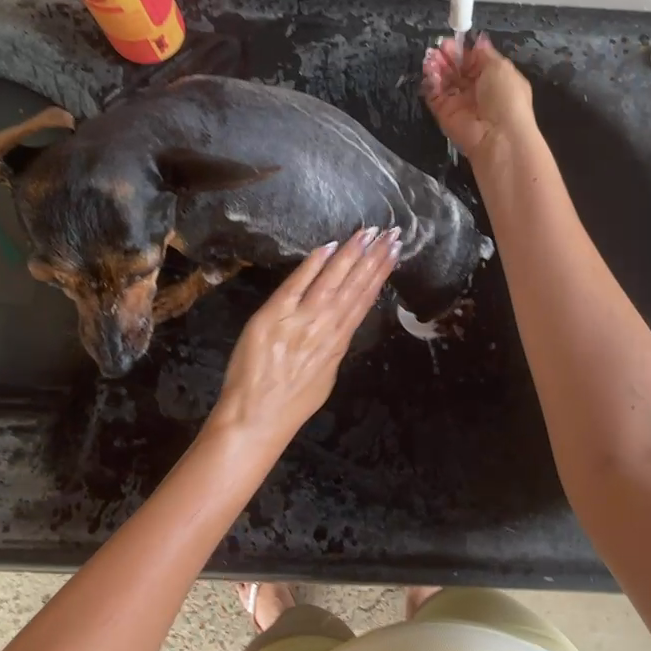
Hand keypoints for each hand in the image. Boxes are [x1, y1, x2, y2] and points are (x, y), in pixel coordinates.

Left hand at [207, 227, 400, 443]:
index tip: (394, 252)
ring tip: (368, 233)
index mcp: (339, 343)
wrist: (256, 417)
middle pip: (355, 286)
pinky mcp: (272, 317)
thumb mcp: (325, 376)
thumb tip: (342, 324)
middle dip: (374, 257)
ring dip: (351, 255)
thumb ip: (333, 346)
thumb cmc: (290, 403)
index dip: (380, 274)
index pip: (364, 300)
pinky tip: (328, 247)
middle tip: (392, 232)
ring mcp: (300, 321)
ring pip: (332, 282)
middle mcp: (325, 328)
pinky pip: (296, 285)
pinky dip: (313, 265)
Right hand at [421, 35, 535, 162]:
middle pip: (456, 69)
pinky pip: (434, 96)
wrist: (499, 137)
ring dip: (436, 67)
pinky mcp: (445, 114)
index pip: (473, 61)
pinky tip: (430, 73)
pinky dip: (431, 83)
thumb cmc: (506, 97)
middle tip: (437, 49)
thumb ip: (485, 53)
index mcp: (494, 78)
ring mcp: (459, 102)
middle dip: (446, 57)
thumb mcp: (501, 67)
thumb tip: (479, 39)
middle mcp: (476, 90)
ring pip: (443, 81)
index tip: (450, 41)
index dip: (461, 50)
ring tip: (431, 59)